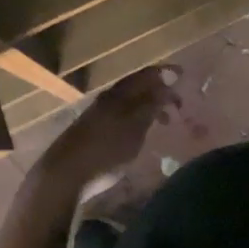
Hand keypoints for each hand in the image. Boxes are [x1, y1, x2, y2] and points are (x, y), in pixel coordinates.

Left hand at [37, 67, 179, 190]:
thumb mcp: (135, 127)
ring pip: (130, 101)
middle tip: (178, 105)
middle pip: (138, 86)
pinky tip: (140, 133)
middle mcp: (109, 97)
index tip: (183, 76)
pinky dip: (137, 118)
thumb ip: (151, 103)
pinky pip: (122, 114)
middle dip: (159, 91)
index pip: (147, 74)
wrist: (64, 174)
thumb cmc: (105, 150)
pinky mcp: (92, 129)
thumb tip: (167, 80)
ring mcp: (98, 113)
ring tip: (164, 122)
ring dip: (149, 106)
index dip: (165, 73)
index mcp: (120, 93)